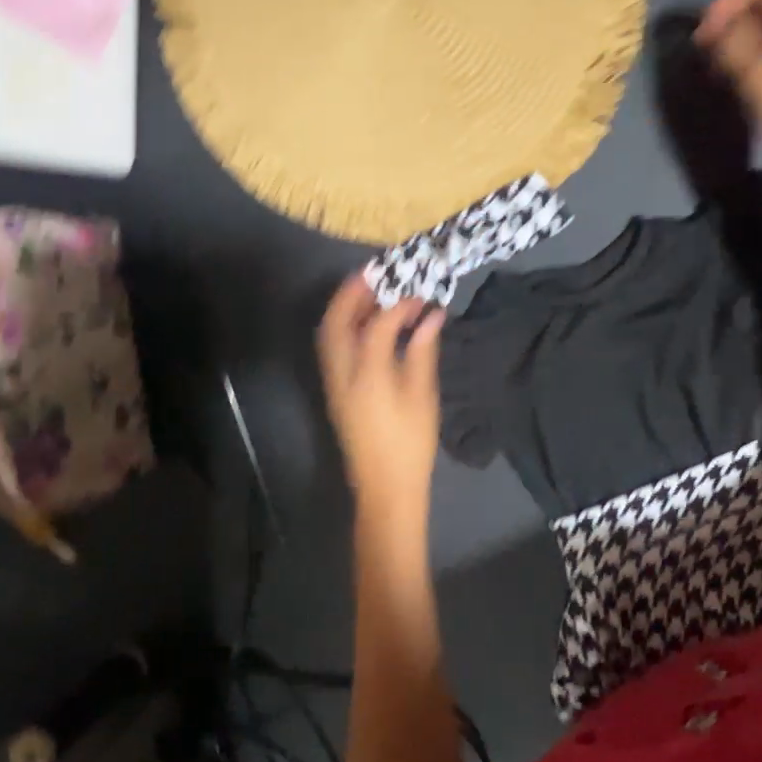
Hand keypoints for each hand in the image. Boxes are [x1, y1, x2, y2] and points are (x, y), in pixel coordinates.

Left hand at [318, 276, 445, 510]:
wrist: (385, 487)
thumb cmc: (410, 444)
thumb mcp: (422, 397)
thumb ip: (422, 352)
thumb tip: (431, 316)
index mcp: (367, 375)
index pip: (377, 325)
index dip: (397, 304)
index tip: (419, 293)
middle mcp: (342, 374)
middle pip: (336, 322)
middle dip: (352, 293)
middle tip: (376, 273)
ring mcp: (334, 384)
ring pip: (329, 334)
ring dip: (346, 309)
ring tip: (371, 292)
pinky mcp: (336, 392)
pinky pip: (333, 348)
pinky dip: (345, 327)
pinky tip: (368, 324)